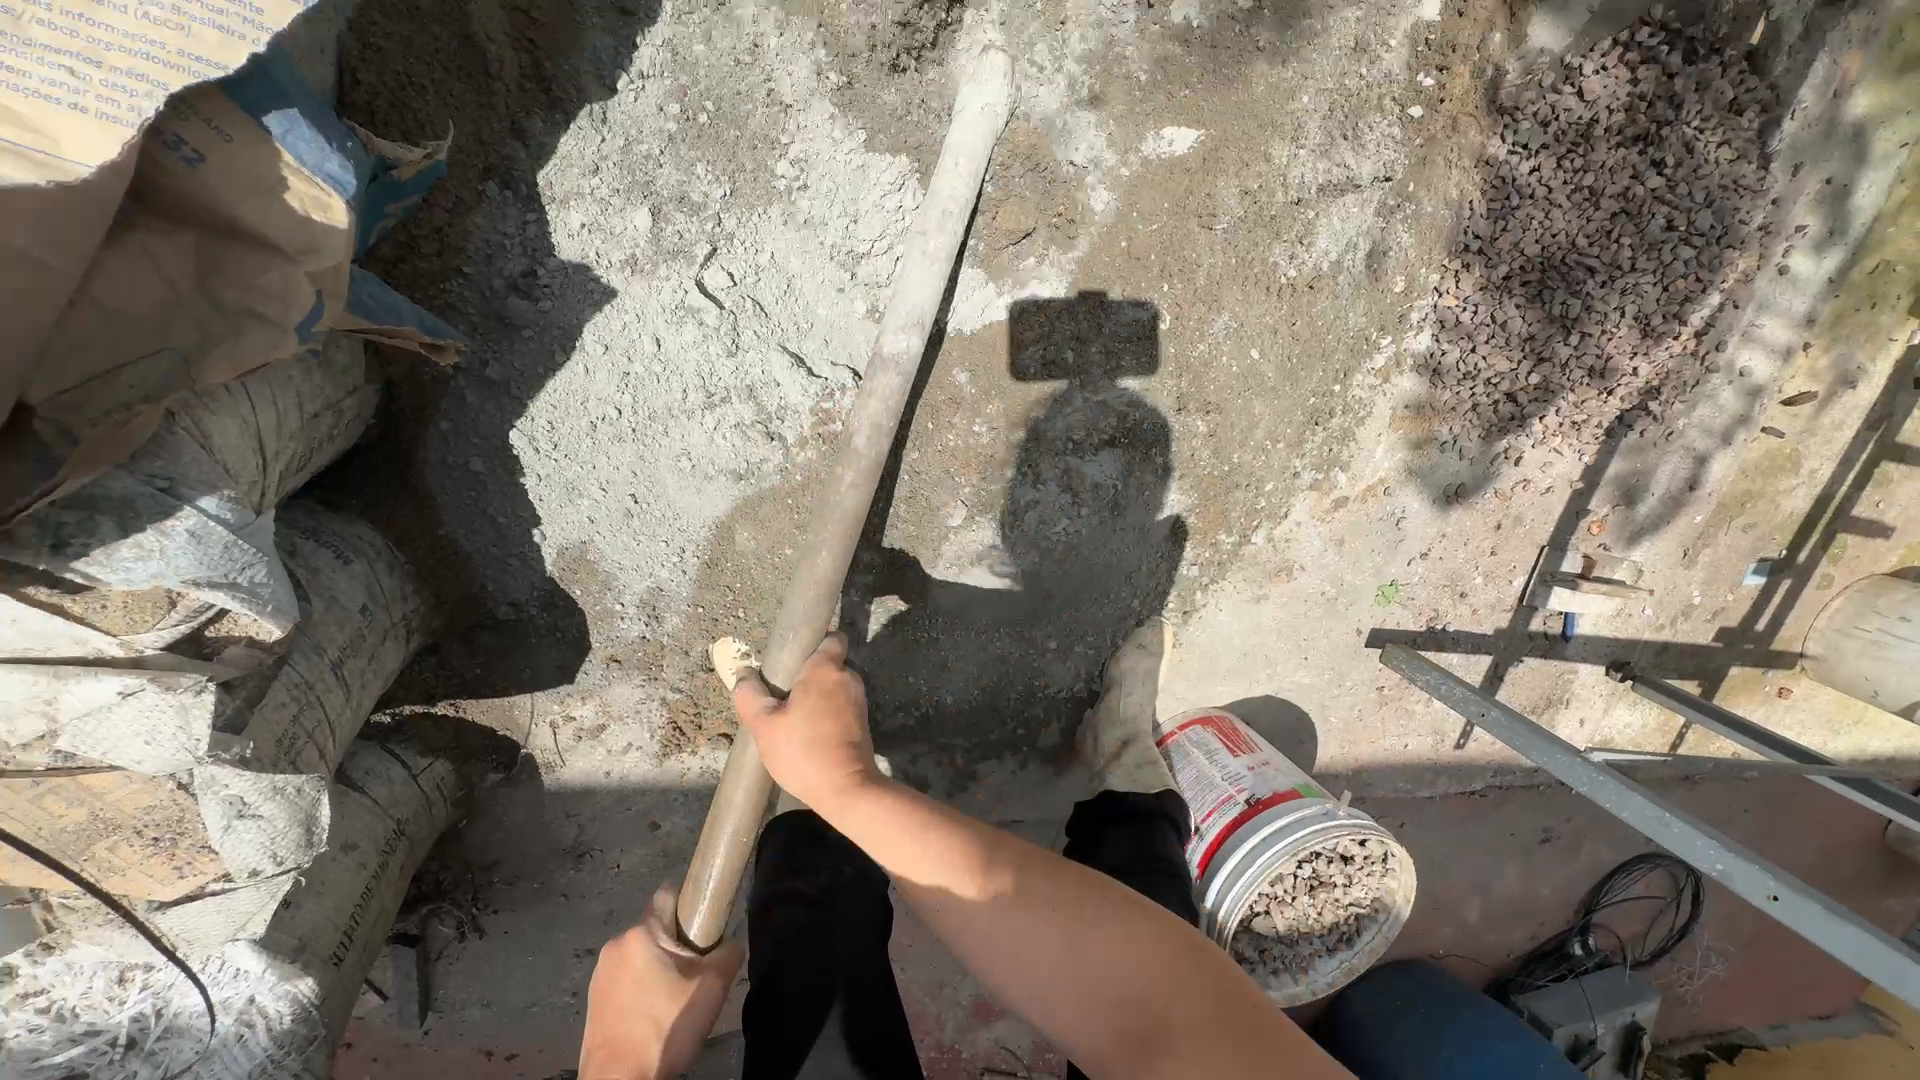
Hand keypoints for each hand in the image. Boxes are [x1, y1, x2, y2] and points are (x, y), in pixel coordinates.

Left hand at [580, 884, 744, 1079]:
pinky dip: (642, 990)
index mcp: (639, 934)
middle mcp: (614, 946)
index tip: (707, 928)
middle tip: (697, 975)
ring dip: (660, 970)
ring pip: (642, 957)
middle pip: (657, 931)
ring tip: (676, 1002)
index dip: (692, 905)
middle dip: (679, 946)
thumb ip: (729, 953)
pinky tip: (654, 1018)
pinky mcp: (593, 1003)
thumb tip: (732, 942)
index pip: (669, 895)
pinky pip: (626, 981)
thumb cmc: (665, 1027)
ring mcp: (599, 976)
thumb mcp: (712, 987)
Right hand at [732, 633, 883, 811]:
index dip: (815, 643)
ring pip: (834, 686)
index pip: (833, 638)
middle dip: (808, 674)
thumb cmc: (803, 751)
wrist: (845, 788)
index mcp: (826, 669)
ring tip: (792, 717)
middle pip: (829, 664)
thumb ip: (750, 695)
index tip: (793, 660)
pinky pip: (841, 705)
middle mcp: (848, 678)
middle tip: (782, 695)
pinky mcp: (862, 722)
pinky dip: (826, 712)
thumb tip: (742, 673)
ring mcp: (859, 700)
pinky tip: (808, 732)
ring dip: (817, 695)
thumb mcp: (764, 725)